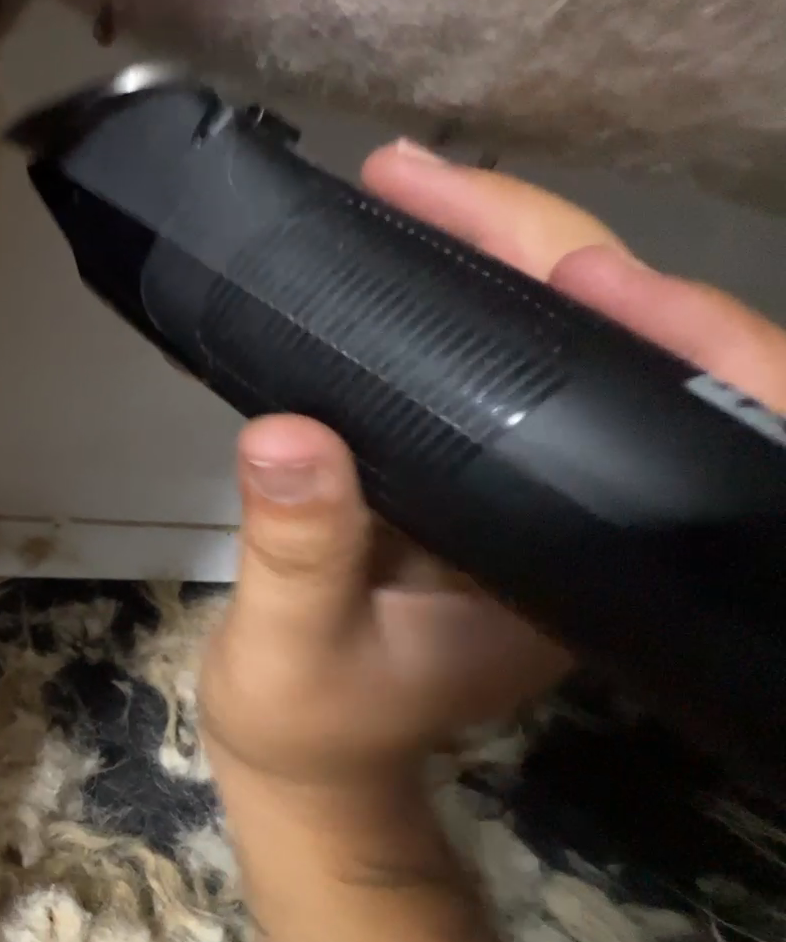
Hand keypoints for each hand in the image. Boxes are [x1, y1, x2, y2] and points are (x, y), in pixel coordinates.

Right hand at [201, 140, 785, 810]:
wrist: (301, 755)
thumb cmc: (303, 717)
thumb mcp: (291, 644)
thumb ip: (298, 549)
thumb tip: (284, 428)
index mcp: (574, 566)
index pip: (656, 422)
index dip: (643, 328)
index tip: (552, 260)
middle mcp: (575, 516)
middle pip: (602, 359)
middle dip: (533, 257)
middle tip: (419, 186)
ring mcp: (518, 498)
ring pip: (542, 356)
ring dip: (489, 266)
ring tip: (408, 202)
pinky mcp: (460, 486)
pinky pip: (475, 379)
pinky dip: (438, 314)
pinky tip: (388, 275)